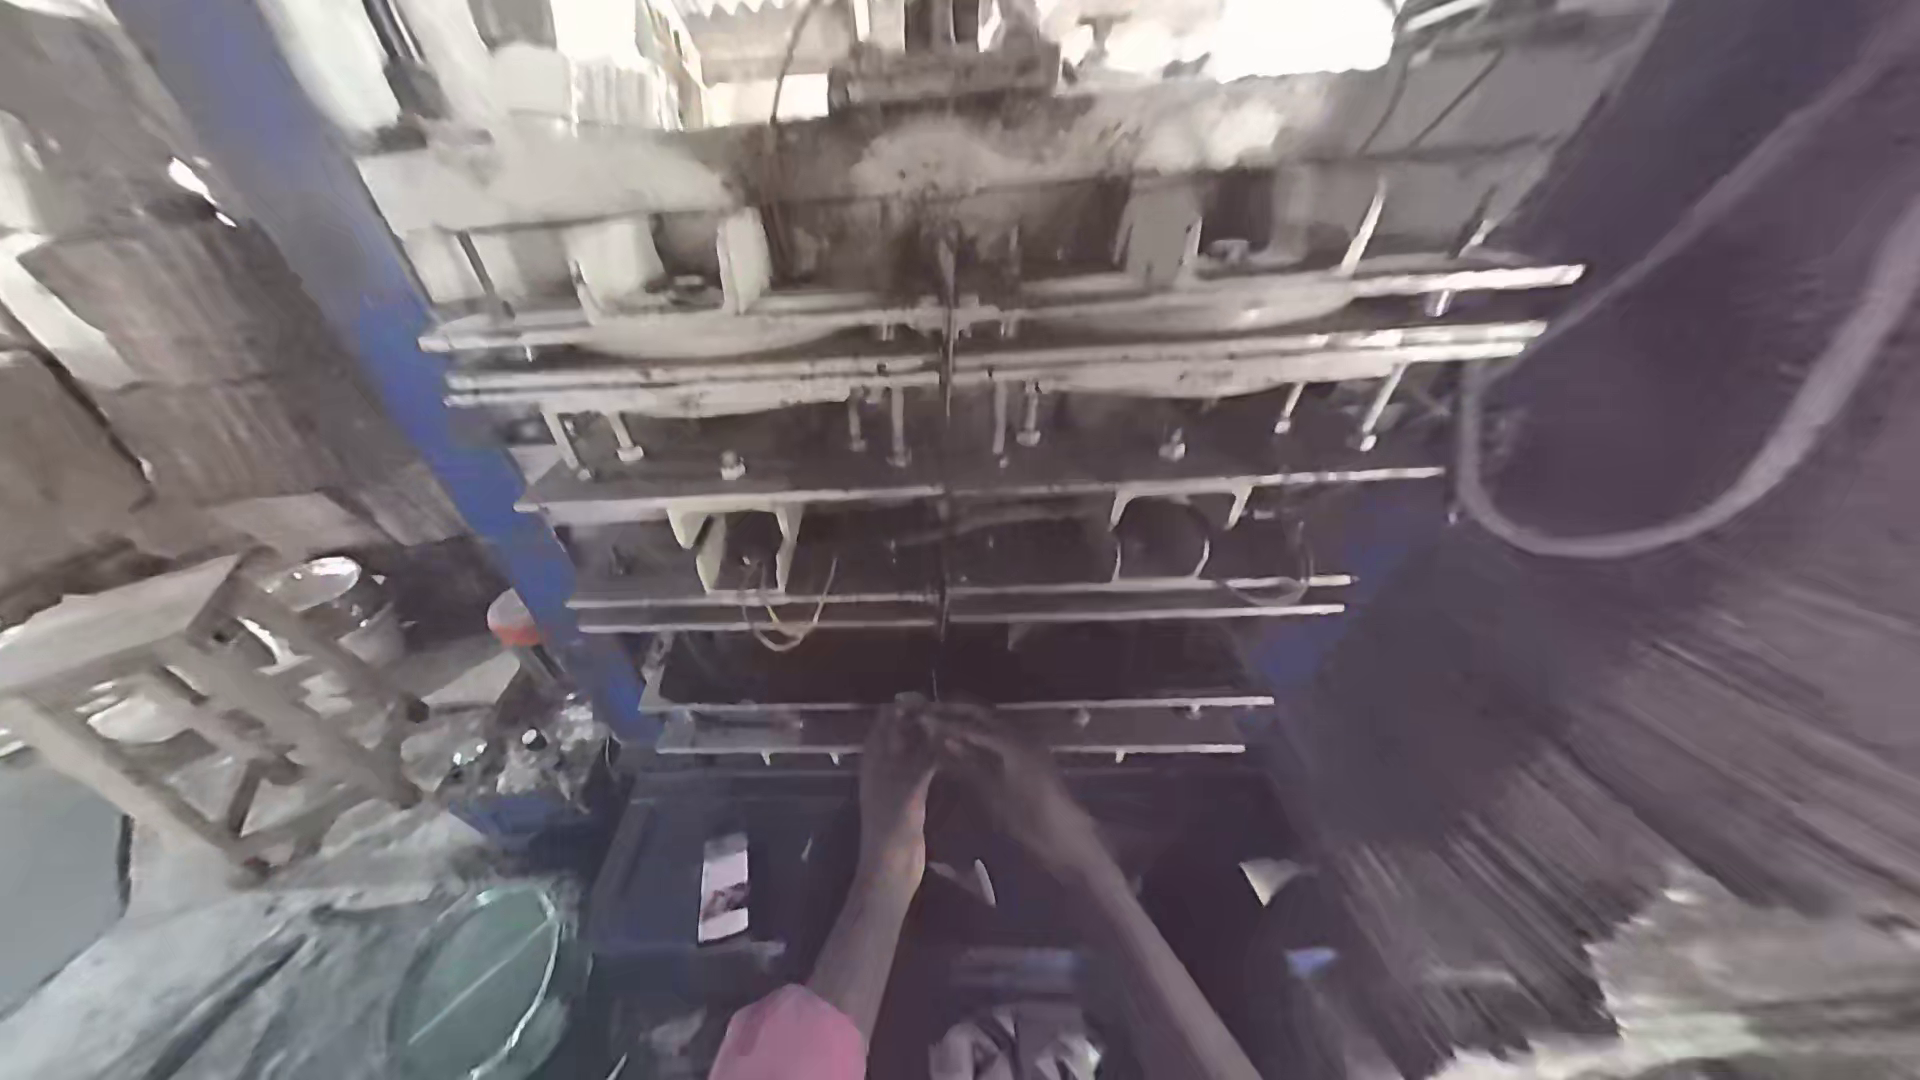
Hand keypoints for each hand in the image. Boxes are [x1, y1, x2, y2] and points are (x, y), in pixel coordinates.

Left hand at [858, 697, 938, 890]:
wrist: (891, 869)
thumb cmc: (893, 824)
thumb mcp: (910, 785)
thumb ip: (923, 754)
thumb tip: (936, 723)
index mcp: (875, 758)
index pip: (886, 719)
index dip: (904, 705)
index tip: (931, 697)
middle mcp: (883, 764)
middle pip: (900, 732)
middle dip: (920, 718)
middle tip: (950, 709)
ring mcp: (896, 780)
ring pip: (912, 748)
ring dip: (928, 736)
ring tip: (956, 725)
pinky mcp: (910, 795)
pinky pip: (922, 767)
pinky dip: (934, 756)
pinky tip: (954, 753)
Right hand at [929, 706, 1114, 884]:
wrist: (1068, 838)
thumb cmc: (1030, 820)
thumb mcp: (993, 794)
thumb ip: (968, 764)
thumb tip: (942, 739)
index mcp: (1011, 741)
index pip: (970, 724)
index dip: (943, 720)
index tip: (920, 718)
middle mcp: (1020, 733)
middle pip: (981, 713)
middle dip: (953, 710)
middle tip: (926, 710)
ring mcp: (1026, 741)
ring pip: (990, 720)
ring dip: (965, 716)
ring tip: (938, 719)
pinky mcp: (1028, 752)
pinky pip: (998, 731)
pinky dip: (978, 729)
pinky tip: (962, 738)